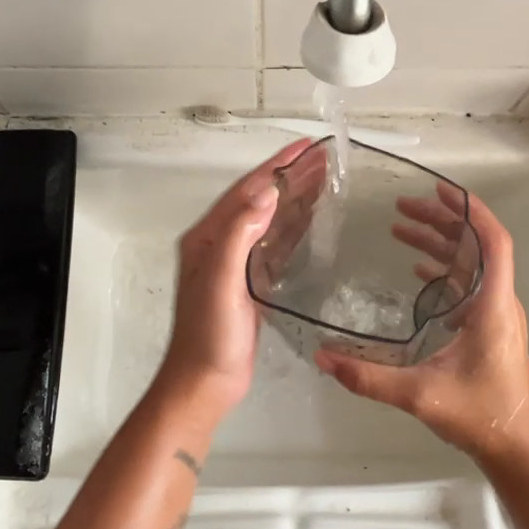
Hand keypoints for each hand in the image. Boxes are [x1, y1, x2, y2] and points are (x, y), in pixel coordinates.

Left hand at [155, 140, 312, 419]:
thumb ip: (239, 235)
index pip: (246, 191)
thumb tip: (265, 193)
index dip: (275, 167)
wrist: (205, 382)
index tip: (303, 147)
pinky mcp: (252, 282)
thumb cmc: (209, 336)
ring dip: (294, 198)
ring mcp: (236, 263)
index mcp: (208, 238)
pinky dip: (294, 226)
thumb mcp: (221, 282)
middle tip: (321, 157)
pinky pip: (276, 244)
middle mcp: (220, 244)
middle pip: (260, 200)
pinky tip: (311, 216)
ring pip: (270, 220)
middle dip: (289, 176)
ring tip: (323, 177)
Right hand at [314, 185, 528, 463]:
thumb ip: (369, 377)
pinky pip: (468, 284)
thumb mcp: (419, 394)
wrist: (514, 448)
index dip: (471, 211)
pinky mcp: (488, 328)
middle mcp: (499, 302)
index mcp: (493, 305)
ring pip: (471, 263)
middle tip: (401, 206)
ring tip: (400, 226)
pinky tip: (416, 269)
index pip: (493, 242)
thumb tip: (323, 358)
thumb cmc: (478, 415)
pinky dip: (443, 268)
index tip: (440, 190)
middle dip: (442, 220)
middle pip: (476, 246)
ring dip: (440, 242)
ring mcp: (496, 315)